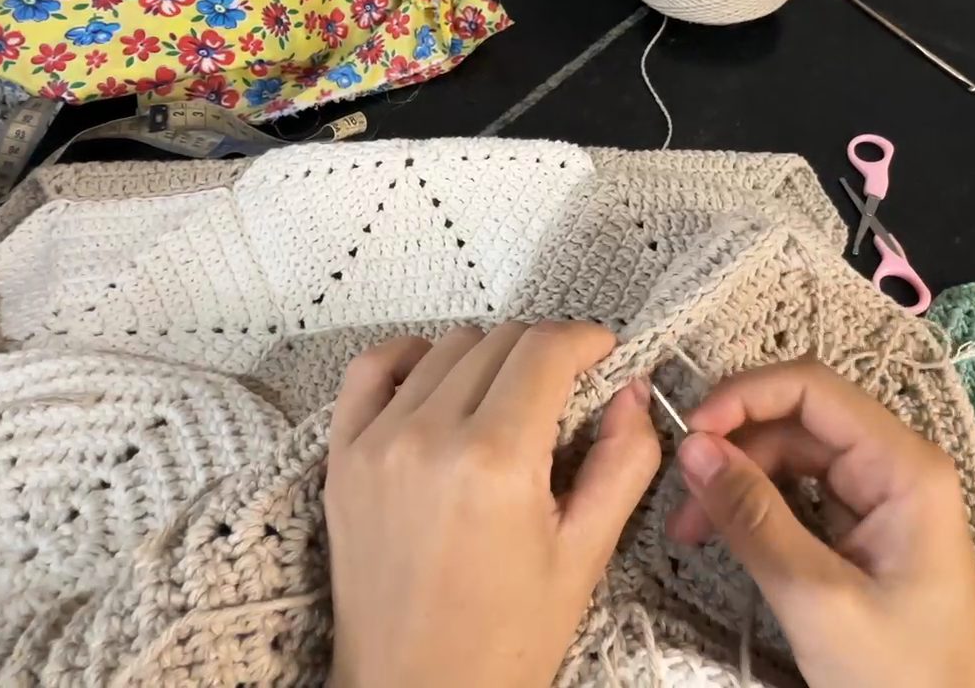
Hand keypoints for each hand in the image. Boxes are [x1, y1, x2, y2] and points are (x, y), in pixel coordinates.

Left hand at [324, 322, 660, 687]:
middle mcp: (430, 436)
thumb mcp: (588, 552)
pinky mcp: (343, 454)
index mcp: (497, 461)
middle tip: (564, 392)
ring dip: (491, 358)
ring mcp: (378, 441)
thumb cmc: (510, 635)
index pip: (546, 349)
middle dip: (547, 353)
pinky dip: (413, 357)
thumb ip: (626, 459)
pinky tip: (439, 380)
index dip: (587, 339)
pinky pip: (373, 366)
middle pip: (503, 340)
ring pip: (449, 345)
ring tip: (507, 402)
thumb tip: (631, 386)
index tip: (604, 355)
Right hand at [667, 360, 974, 687]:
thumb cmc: (904, 677)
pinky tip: (719, 528)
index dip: (746, 395)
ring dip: (735, 476)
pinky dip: (752, 502)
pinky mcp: (856, 518)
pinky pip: (793, 485)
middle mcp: (889, 459)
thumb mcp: (818, 600)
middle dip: (733, 445)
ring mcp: (874, 488)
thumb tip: (692, 448)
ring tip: (689, 526)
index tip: (691, 432)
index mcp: (900, 463)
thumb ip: (753, 518)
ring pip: (787, 450)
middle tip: (682, 494)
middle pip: (794, 417)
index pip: (812, 388)